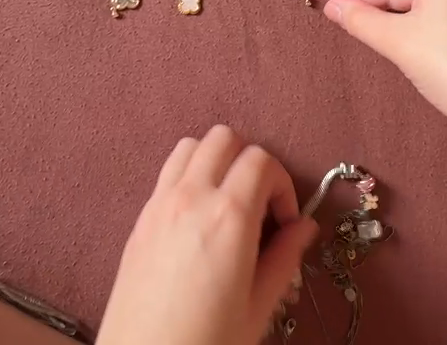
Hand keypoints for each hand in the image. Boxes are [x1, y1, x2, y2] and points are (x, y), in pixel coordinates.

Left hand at [96, 126, 319, 344]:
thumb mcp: (258, 309)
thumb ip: (284, 258)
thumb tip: (304, 226)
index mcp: (228, 215)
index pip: (262, 160)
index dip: (282, 184)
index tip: (284, 221)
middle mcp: (193, 195)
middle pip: (225, 138)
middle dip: (249, 161)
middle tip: (259, 203)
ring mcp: (161, 201)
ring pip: (192, 144)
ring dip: (215, 160)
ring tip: (227, 201)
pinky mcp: (141, 216)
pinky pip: (168, 170)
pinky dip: (188, 174)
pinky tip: (197, 215)